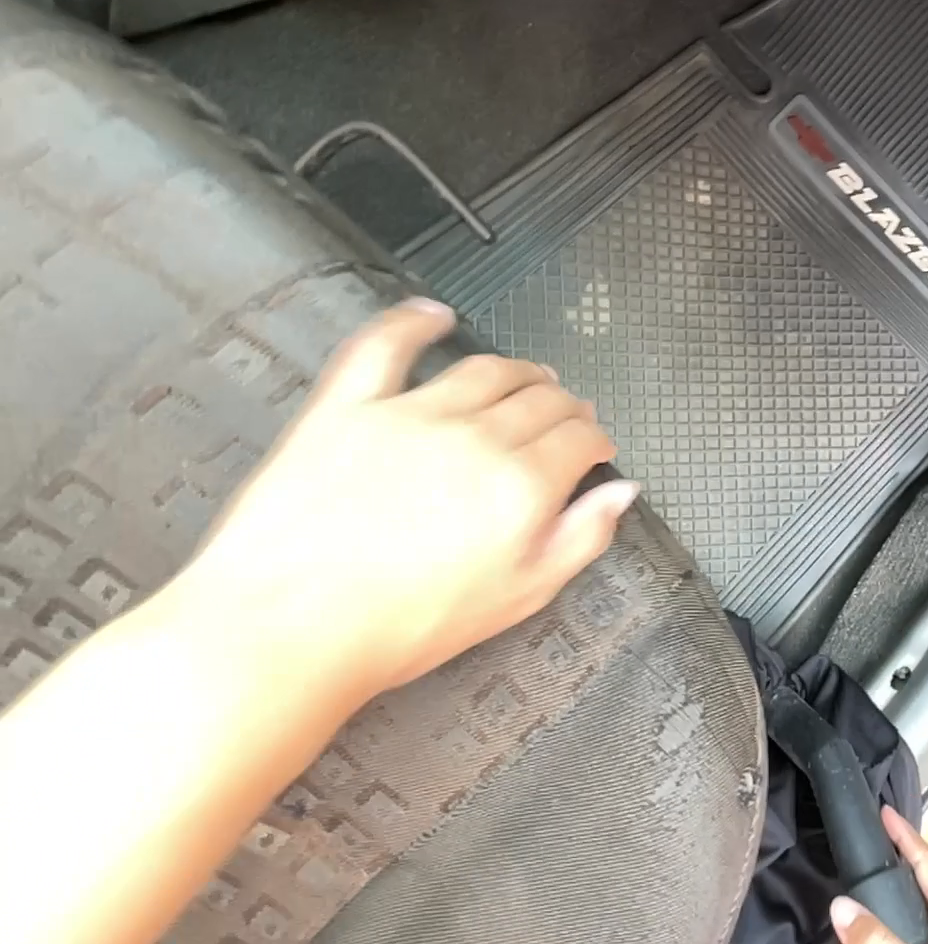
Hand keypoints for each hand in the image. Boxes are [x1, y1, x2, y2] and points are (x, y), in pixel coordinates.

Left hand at [171, 298, 638, 702]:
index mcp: (523, 482)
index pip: (581, 436)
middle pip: (542, 398)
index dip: (598, 438)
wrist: (291, 629)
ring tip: (532, 374)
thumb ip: (583, 536)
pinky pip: (383, 346)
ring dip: (520, 368)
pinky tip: (432, 314)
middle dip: (568, 405)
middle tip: (572, 414)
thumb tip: (622, 492)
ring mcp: (410, 415)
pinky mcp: (346, 409)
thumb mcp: (524, 593)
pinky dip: (412, 322)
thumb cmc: (411, 621)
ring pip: (485, 369)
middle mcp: (476, 436)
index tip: (598, 448)